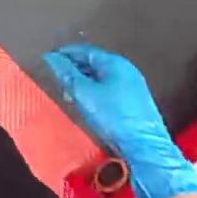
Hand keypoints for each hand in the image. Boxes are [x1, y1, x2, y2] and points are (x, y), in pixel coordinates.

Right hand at [44, 44, 196, 197]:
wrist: (145, 147)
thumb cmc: (113, 116)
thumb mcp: (85, 94)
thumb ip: (67, 74)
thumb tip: (51, 57)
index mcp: (114, 62)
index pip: (85, 50)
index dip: (66, 53)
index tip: (51, 59)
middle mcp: (126, 69)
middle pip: (94, 63)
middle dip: (75, 69)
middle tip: (58, 79)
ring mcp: (133, 85)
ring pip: (102, 77)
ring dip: (85, 82)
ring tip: (71, 94)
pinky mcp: (136, 101)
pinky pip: (111, 88)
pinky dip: (96, 91)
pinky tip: (89, 104)